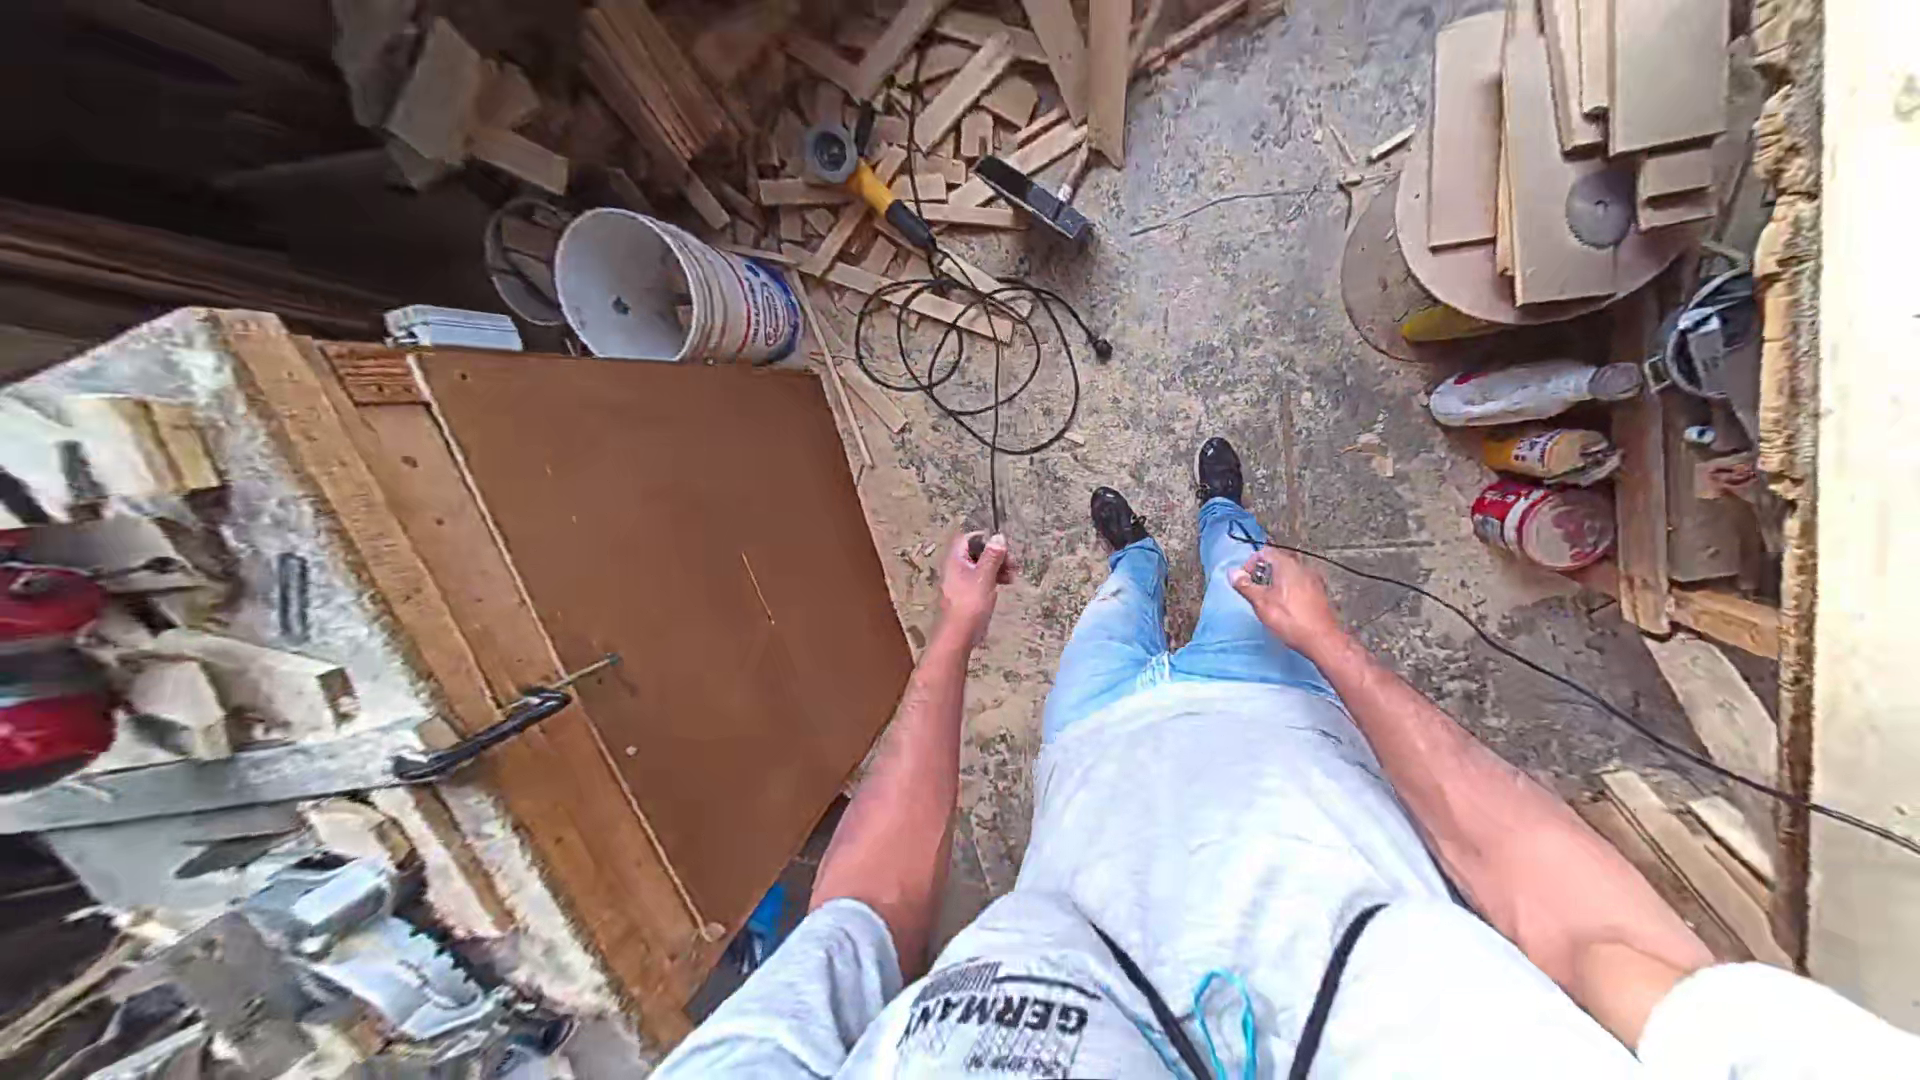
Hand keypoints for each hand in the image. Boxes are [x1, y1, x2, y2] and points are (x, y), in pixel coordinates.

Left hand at [937, 532, 1013, 648]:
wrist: (958, 635)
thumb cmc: (970, 603)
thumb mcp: (985, 577)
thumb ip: (992, 556)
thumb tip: (998, 537)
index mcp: (955, 559)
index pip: (968, 538)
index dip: (985, 539)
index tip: (1002, 547)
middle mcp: (955, 567)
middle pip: (976, 552)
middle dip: (995, 555)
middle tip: (1012, 564)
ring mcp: (959, 581)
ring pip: (980, 566)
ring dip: (997, 567)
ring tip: (1012, 576)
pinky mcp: (965, 594)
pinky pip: (979, 579)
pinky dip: (992, 579)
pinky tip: (1004, 584)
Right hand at [1230, 549, 1343, 652]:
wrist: (1321, 640)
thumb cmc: (1289, 619)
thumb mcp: (1261, 603)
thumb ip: (1245, 586)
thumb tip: (1232, 573)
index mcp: (1287, 566)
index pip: (1265, 552)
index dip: (1251, 563)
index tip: (1245, 579)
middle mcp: (1303, 568)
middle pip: (1278, 561)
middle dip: (1263, 572)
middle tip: (1255, 589)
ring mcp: (1314, 579)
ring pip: (1289, 572)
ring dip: (1276, 580)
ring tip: (1269, 598)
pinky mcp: (1320, 592)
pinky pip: (1300, 582)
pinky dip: (1289, 587)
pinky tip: (1286, 605)